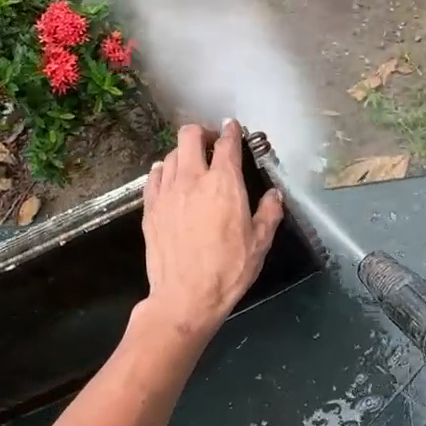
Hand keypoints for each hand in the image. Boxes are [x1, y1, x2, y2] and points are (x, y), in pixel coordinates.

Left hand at [139, 121, 283, 342]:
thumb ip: (269, 213)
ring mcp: (167, 192)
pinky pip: (154, 176)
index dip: (231, 132)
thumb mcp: (260, 244)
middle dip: (202, 133)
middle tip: (212, 145)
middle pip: (190, 136)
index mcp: (225, 184)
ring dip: (183, 152)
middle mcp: (193, 179)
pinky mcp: (150, 208)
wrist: (186, 296)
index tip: (233, 128)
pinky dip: (163, 170)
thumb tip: (274, 195)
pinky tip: (169, 178)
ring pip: (170, 154)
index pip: (227, 144)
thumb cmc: (228, 271)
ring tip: (192, 163)